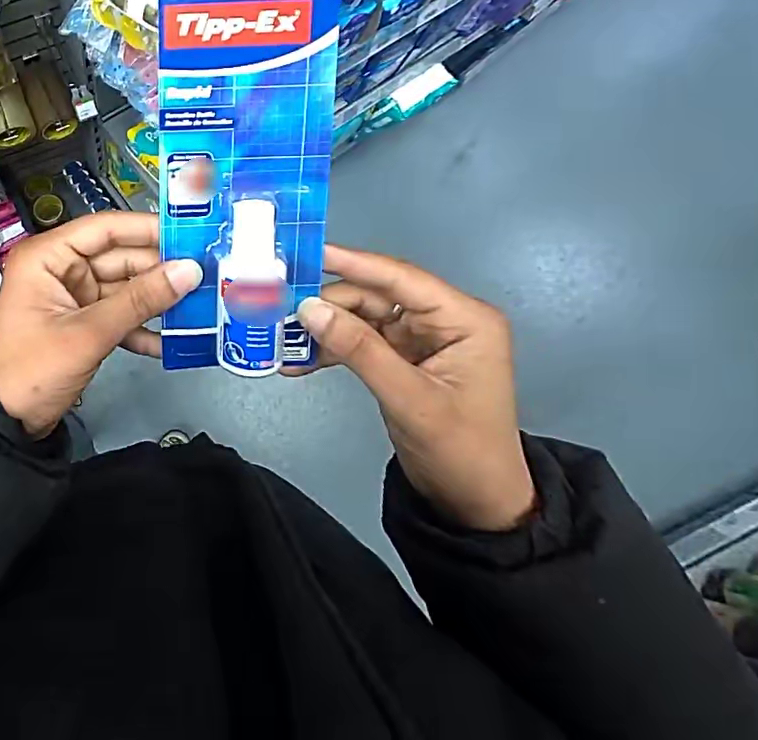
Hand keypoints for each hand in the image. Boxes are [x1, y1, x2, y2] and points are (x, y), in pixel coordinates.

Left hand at [0, 212, 201, 437]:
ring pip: (125, 287)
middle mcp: (60, 269)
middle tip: (205, 274)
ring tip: (198, 304)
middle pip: (121, 257)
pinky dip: (142, 326)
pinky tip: (171, 338)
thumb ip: (139, 301)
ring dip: (157, 299)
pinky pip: (120, 314)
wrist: (4, 420)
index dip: (148, 229)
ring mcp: (73, 296)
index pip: (105, 229)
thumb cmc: (27, 372)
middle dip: (161, 269)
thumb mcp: (88, 333)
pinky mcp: (83, 322)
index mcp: (47, 257)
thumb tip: (185, 272)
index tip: (188, 234)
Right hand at [290, 245, 533, 531]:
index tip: (308, 252)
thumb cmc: (461, 450)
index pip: (400, 278)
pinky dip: (332, 349)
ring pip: (361, 318)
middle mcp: (442, 321)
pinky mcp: (402, 358)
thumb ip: (359, 349)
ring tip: (284, 337)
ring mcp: (420, 339)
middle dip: (329, 304)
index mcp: (463, 319)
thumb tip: (309, 308)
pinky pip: (359, 341)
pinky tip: (300, 360)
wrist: (475, 505)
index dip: (352, 262)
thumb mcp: (409, 399)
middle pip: (374, 297)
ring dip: (324, 329)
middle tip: (281, 308)